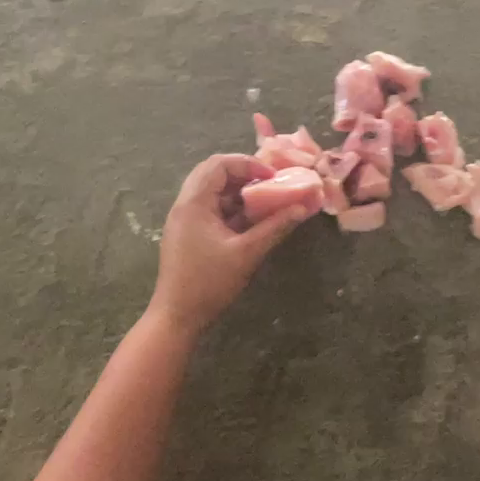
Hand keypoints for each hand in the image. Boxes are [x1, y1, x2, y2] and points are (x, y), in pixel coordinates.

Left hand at [148, 154, 309, 334]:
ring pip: (212, 191)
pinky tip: (251, 220)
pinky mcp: (187, 233)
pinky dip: (231, 208)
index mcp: (194, 203)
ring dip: (238, 192)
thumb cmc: (210, 282)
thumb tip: (302, 207)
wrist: (177, 316)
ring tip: (264, 201)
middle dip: (244, 174)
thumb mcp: (247, 253)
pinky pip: (210, 208)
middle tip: (269, 183)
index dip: (248, 164)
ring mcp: (184, 219)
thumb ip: (275, 227)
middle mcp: (185, 204)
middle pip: (213, 173)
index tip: (273, 177)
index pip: (219, 164)